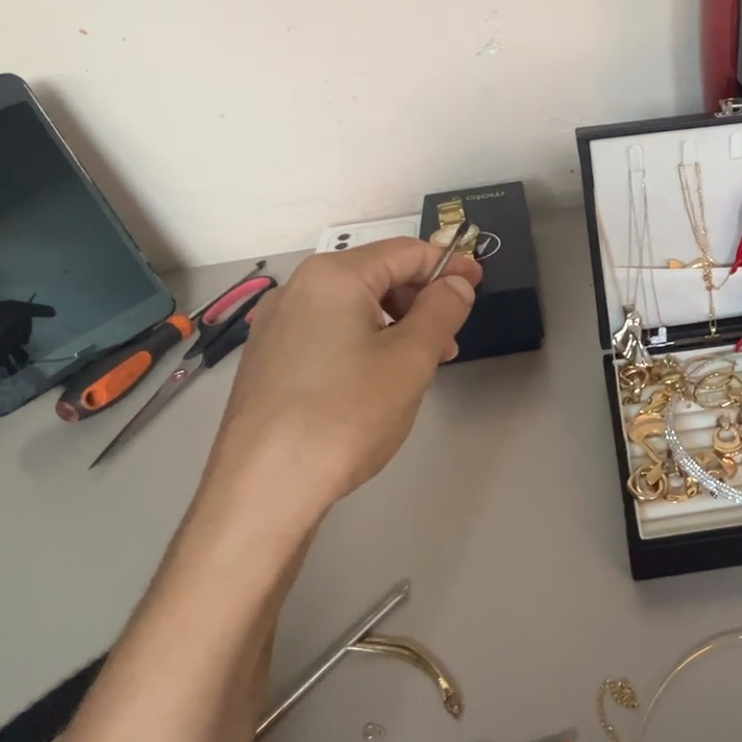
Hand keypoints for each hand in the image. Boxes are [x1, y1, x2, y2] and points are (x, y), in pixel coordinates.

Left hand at [203, 239, 481, 519]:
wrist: (263, 489)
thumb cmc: (345, 415)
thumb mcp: (411, 360)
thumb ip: (441, 311)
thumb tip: (456, 281)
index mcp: (333, 276)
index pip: (404, 252)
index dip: (447, 265)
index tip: (478, 284)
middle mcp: (297, 288)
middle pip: (375, 276)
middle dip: (420, 300)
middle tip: (450, 340)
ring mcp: (276, 325)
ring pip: (352, 308)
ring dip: (395, 325)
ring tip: (418, 368)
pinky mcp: (267, 360)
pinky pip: (327, 333)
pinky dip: (362, 343)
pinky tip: (375, 383)